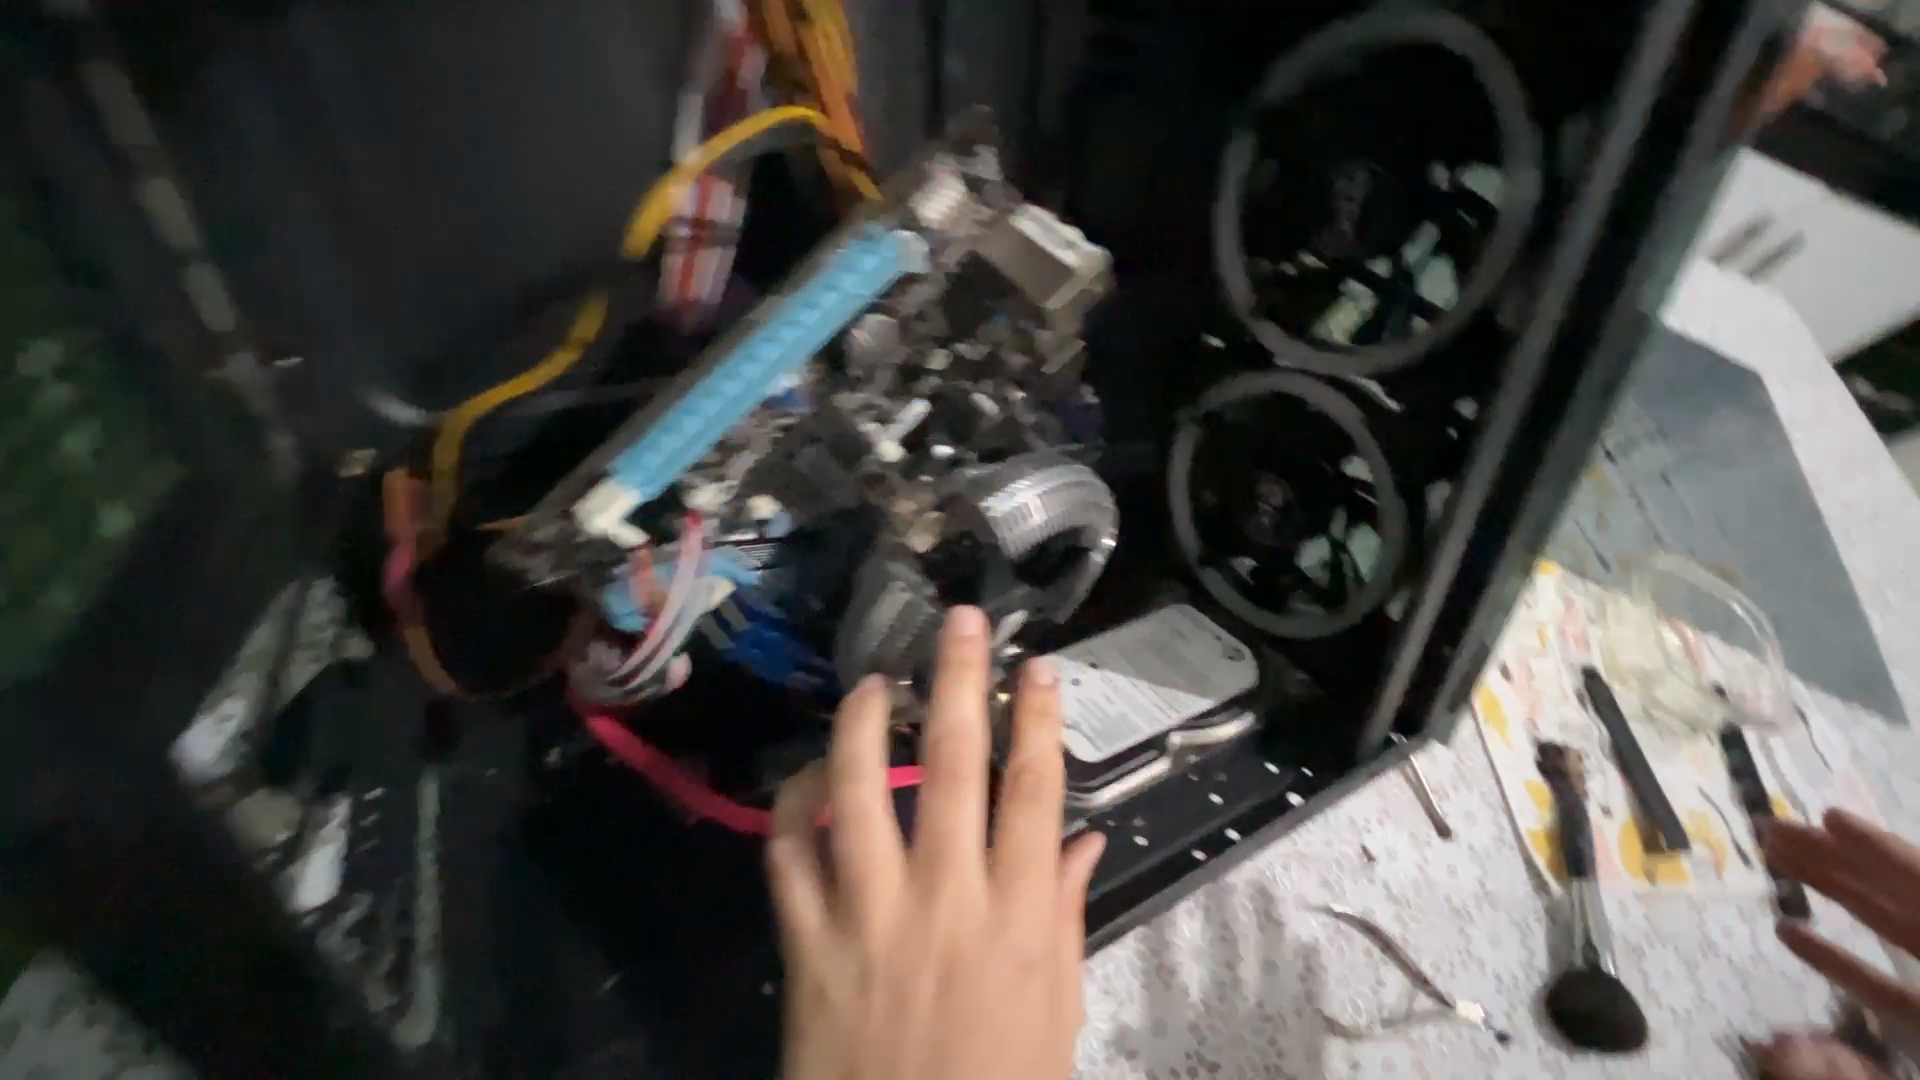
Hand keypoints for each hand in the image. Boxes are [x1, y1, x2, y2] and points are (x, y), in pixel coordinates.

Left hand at [767, 606, 1106, 1079]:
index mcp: (1016, 916)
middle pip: (955, 766)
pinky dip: (793, 805)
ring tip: (876, 681)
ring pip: (859, 792)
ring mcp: (867, 916)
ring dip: (866, 725)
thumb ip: (1064, 909)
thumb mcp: (1057, 1006)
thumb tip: (1085, 831)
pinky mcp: (806, 942)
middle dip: (959, 681)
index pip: (1034, 790)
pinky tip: (810, 775)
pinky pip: (788, 855)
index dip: (1036, 718)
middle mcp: (944, 898)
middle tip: (959, 622)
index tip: (1034, 665)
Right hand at [1753, 809, 1919, 1078]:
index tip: (1827, 816)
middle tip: (1769, 827)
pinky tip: (1790, 934)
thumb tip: (1783, 1045)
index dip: (1893, 858)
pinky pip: (1903, 995)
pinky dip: (1847, 962)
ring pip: (1910, 943)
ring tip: (1771, 860)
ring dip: (1838, 898)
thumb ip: (1866, 1069)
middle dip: (1846, 865)